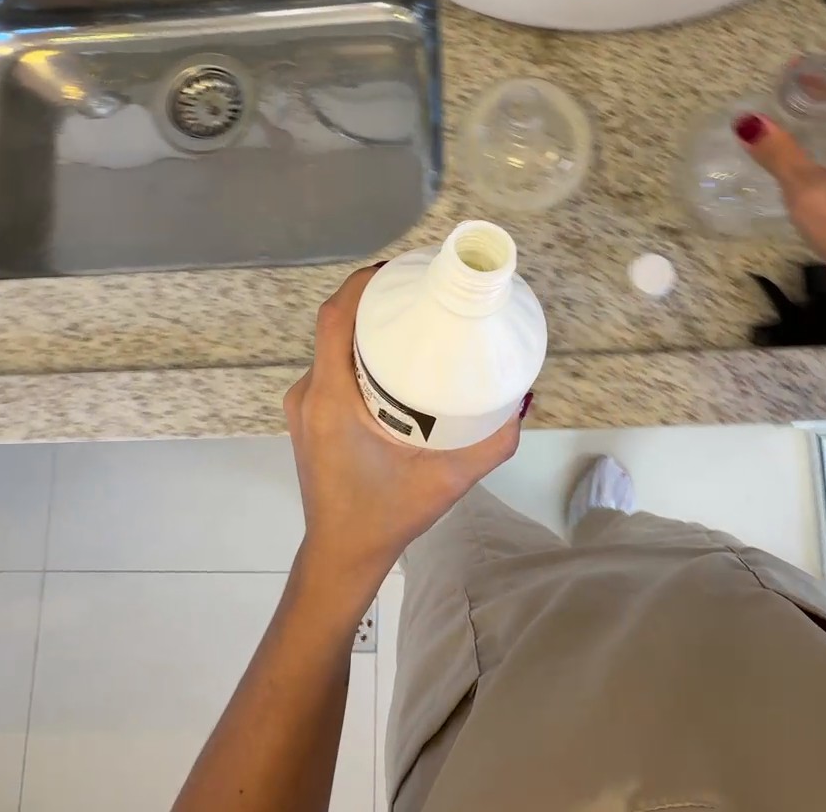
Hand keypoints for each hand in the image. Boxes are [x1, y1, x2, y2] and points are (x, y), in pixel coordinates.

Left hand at [283, 266, 525, 583]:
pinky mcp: (308, 416)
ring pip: (331, 346)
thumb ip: (491, 442)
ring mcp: (303, 405)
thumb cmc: (387, 516)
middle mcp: (309, 393)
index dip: (363, 284)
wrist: (341, 555)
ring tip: (410, 319)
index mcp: (331, 399)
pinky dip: (355, 351)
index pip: (334, 319)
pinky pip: (329, 366)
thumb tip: (521, 398)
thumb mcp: (448, 480)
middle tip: (419, 291)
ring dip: (364, 326)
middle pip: (334, 326)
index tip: (401, 269)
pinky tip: (391, 358)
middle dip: (372, 299)